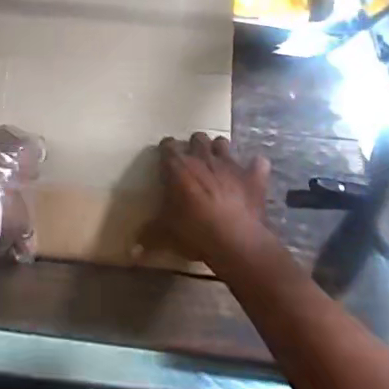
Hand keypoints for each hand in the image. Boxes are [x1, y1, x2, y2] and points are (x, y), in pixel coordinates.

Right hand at [154, 132, 272, 266]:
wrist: (236, 241)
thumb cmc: (194, 232)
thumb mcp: (165, 235)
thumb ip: (148, 237)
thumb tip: (131, 251)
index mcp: (178, 166)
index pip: (167, 145)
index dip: (167, 151)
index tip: (166, 161)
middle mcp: (203, 158)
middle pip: (197, 138)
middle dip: (194, 146)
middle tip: (192, 164)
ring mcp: (230, 165)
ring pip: (223, 143)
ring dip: (219, 151)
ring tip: (218, 165)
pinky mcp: (253, 177)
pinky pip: (258, 164)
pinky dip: (255, 167)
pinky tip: (253, 174)